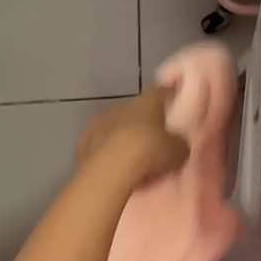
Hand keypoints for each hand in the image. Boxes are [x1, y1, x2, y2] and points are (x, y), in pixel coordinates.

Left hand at [74, 86, 189, 186]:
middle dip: (143, 122)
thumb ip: (178, 144)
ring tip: (131, 156)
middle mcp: (122, 105)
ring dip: (121, 136)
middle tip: (153, 138)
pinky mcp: (82, 143)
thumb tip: (177, 145)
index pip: (161, 91)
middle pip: (136, 110)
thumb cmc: (150, 152)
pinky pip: (97, 145)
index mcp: (147, 101)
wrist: (110, 170)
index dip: (168, 94)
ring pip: (114, 126)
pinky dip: (104, 153)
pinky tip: (110, 166)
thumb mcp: (178, 151)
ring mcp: (99, 122)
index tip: (173, 96)